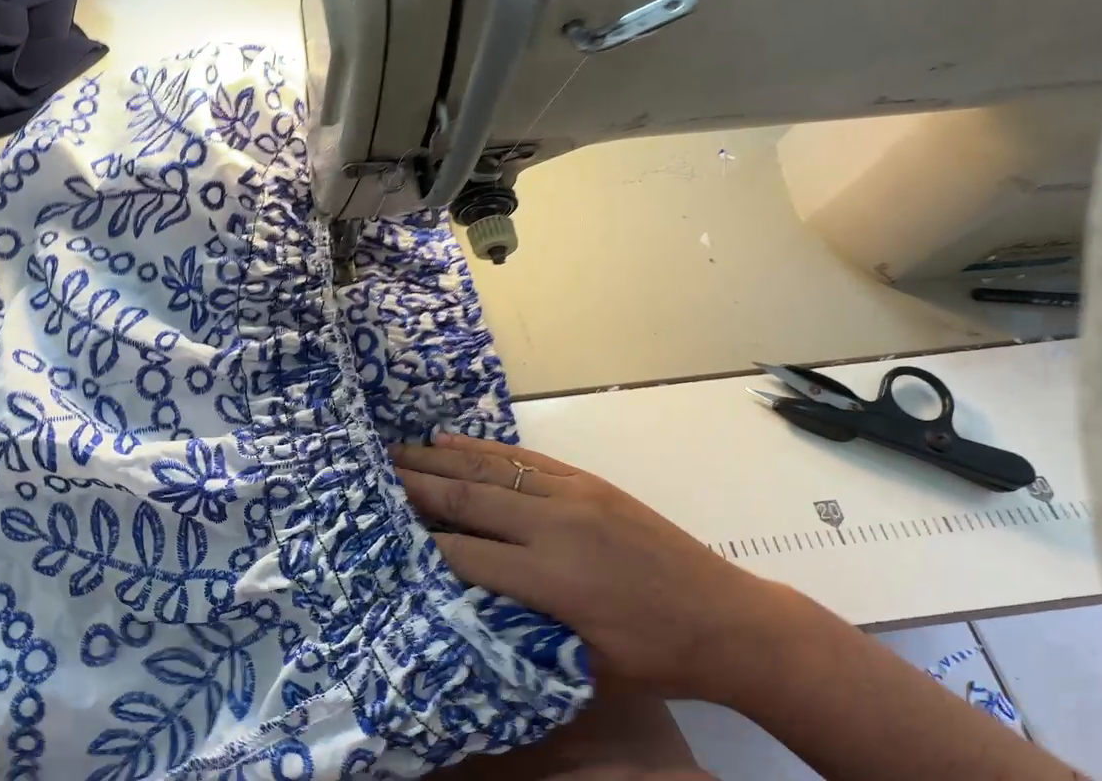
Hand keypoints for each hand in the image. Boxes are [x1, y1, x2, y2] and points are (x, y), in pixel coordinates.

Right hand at [391, 432, 784, 703]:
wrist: (730, 620)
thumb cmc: (656, 655)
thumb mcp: (584, 663)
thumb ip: (521, 629)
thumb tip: (461, 600)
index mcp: (552, 580)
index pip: (465, 555)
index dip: (420, 545)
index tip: (380, 532)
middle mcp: (555, 527)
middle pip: (468, 498)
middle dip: (415, 486)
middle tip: (370, 472)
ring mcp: (572, 496)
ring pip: (490, 469)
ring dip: (439, 458)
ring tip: (397, 451)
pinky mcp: (588, 481)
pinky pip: (525, 458)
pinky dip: (483, 448)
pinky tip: (451, 440)